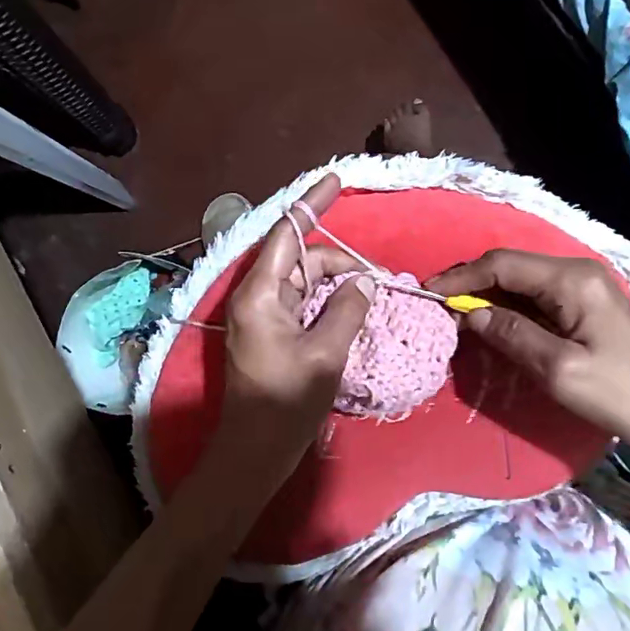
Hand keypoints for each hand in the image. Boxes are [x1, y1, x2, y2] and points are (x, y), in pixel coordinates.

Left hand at [214, 174, 374, 481]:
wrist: (254, 451)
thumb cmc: (285, 403)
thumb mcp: (325, 354)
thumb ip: (348, 310)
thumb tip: (364, 282)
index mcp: (261, 293)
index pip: (285, 233)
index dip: (311, 205)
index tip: (335, 179)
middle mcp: (257, 296)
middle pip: (300, 258)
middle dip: (338, 261)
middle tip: (375, 282)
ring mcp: (263, 314)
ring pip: (304, 280)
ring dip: (335, 282)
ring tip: (367, 295)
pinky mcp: (271, 332)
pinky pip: (303, 301)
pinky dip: (327, 300)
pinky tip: (350, 308)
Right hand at [427, 250, 629, 483]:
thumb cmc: (615, 393)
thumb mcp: (558, 368)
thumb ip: (511, 334)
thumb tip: (470, 312)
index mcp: (573, 281)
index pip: (504, 265)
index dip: (463, 276)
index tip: (431, 293)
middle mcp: (576, 271)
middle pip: (510, 266)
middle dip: (471, 282)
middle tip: (438, 304)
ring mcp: (581, 285)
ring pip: (519, 280)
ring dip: (486, 293)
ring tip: (454, 312)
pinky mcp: (581, 301)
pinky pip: (533, 294)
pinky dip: (506, 304)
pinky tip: (487, 319)